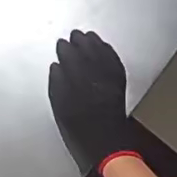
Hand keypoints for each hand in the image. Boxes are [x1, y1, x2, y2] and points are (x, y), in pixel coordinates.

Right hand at [48, 29, 134, 174]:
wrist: (107, 142)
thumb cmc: (80, 129)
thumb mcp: (61, 108)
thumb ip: (57, 84)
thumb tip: (56, 66)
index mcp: (79, 83)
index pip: (71, 57)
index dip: (65, 48)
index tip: (61, 42)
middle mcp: (96, 77)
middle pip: (88, 52)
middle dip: (81, 41)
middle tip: (74, 34)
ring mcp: (110, 79)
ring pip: (102, 54)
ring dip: (95, 43)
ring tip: (88, 36)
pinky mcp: (120, 84)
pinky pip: (115, 62)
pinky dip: (109, 52)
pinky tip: (105, 47)